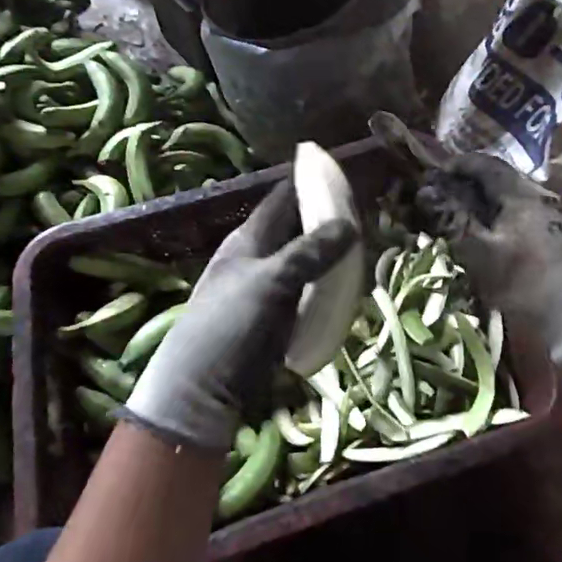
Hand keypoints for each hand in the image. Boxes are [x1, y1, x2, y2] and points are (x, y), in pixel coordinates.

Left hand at [121, 181, 357, 451]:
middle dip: (324, 221)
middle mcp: (255, 258)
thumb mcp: (272, 282)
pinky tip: (342, 292)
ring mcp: (261, 289)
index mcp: (249, 239)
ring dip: (326, 257)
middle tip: (362, 217)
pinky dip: (322, 289)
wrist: (199, 389)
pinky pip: (302, 294)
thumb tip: (348, 222)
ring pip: (301, 263)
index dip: (307, 182)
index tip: (339, 172)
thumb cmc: (230, 326)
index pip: (282, 198)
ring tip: (360, 252)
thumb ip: (309, 252)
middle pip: (295, 229)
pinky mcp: (269, 320)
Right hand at [415, 153, 561, 366]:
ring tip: (466, 216)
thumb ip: (451, 218)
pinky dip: (504, 217)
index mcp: (523, 194)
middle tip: (447, 196)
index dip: (458, 165)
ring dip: (489, 202)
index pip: (486, 164)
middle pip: (503, 180)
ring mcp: (557, 218)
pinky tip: (493, 235)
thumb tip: (426, 193)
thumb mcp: (477, 250)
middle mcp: (544, 197)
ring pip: (515, 199)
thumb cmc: (521, 282)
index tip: (436, 175)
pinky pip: (527, 216)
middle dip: (472, 184)